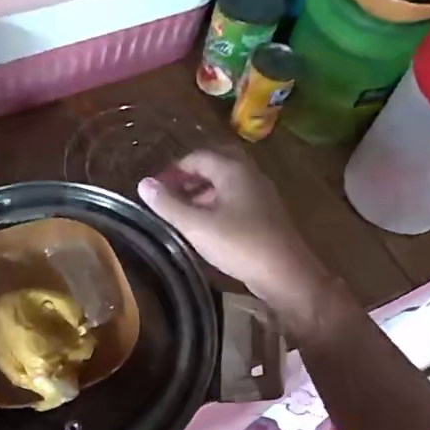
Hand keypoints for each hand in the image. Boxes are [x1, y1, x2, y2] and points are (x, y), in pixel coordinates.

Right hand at [137, 150, 331, 309]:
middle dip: (189, 177)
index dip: (173, 170)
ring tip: (182, 213)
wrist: (285, 273)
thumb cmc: (239, 244)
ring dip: (202, 192)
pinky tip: (206, 227)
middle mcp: (249, 175)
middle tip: (169, 195)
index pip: (197, 157)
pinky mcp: (265, 215)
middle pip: (214, 165)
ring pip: (226, 184)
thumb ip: (168, 205)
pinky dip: (216, 205)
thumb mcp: (196, 226)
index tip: (154, 188)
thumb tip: (143, 184)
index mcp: (233, 170)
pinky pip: (235, 200)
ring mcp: (260, 195)